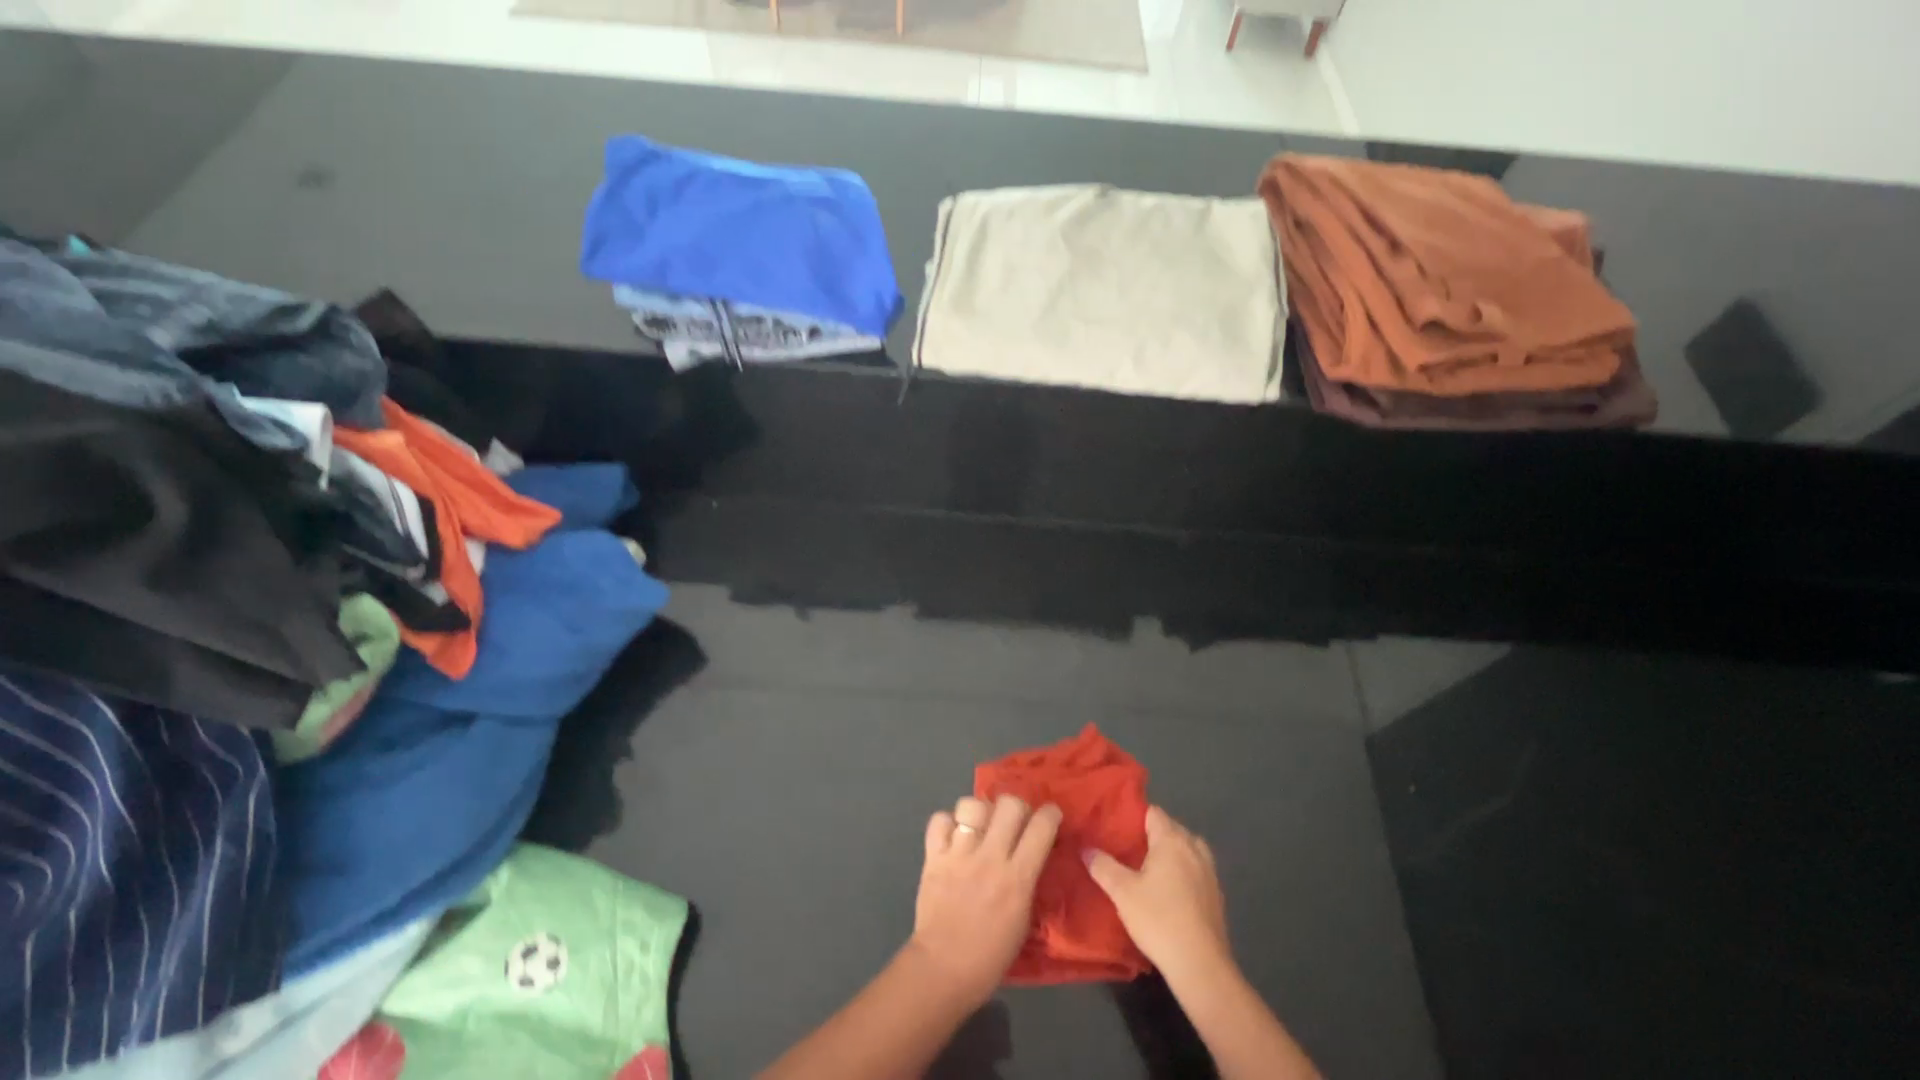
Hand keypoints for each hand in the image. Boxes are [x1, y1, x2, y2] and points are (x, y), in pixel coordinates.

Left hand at [909, 794, 1061, 1003]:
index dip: (1050, 814)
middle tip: (1014, 821)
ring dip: (980, 812)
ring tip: (980, 827)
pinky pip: (939, 820)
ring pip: (971, 805)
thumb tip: (1031, 854)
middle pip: (1009, 804)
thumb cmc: (991, 954)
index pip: (1042, 826)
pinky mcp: (933, 858)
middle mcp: (989, 858)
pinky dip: (947, 823)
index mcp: (1017, 878)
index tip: (1050, 818)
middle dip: (1017, 807)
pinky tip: (953, 838)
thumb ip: (1027, 881)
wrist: (944, 968)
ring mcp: (958, 855)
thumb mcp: (1024, 917)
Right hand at [1084, 806, 1231, 980]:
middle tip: (1123, 848)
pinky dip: (1181, 871)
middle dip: (1149, 834)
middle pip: (1170, 829)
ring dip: (1167, 853)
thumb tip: (1086, 849)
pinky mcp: (1216, 893)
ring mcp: (1209, 871)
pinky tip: (1166, 890)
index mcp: (1172, 840)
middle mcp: (1194, 848)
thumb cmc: (1158, 919)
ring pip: (1185, 849)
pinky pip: (1194, 869)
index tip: (1114, 826)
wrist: (1200, 963)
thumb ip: (1103, 866)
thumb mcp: (1122, 892)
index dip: (1133, 816)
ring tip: (1144, 868)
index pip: (1153, 813)